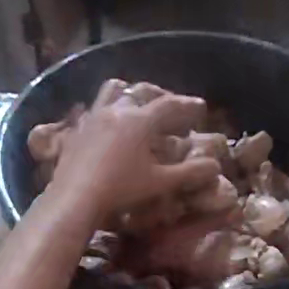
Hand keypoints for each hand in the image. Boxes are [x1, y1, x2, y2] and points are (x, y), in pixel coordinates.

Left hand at [47, 91, 221, 223]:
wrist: (74, 198)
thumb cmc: (120, 189)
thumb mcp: (159, 183)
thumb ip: (188, 173)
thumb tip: (214, 166)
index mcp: (140, 120)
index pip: (171, 104)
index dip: (188, 105)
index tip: (200, 109)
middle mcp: (117, 109)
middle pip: (143, 91)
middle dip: (161, 96)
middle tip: (171, 107)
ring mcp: (93, 116)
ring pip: (114, 90)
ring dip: (130, 93)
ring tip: (136, 105)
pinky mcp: (76, 128)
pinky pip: (93, 109)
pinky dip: (106, 110)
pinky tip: (107, 124)